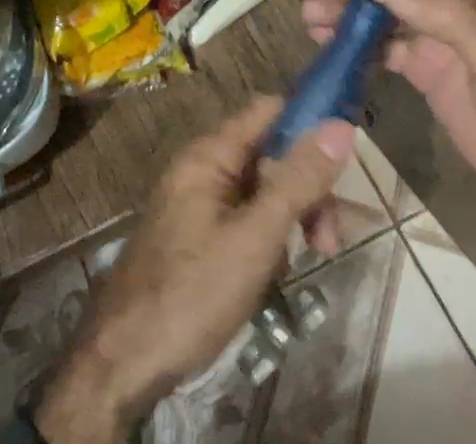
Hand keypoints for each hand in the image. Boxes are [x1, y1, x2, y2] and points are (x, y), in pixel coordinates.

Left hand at [35, 98, 354, 442]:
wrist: (125, 364)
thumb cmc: (191, 293)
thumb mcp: (255, 237)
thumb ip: (298, 180)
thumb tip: (340, 124)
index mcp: (209, 158)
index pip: (269, 111)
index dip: (311, 121)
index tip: (350, 154)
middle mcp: (203, 172)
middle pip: (272, 155)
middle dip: (309, 188)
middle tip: (330, 238)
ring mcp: (200, 207)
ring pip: (265, 193)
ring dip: (295, 218)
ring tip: (313, 258)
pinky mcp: (200, 240)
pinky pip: (248, 222)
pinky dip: (271, 240)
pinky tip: (277, 274)